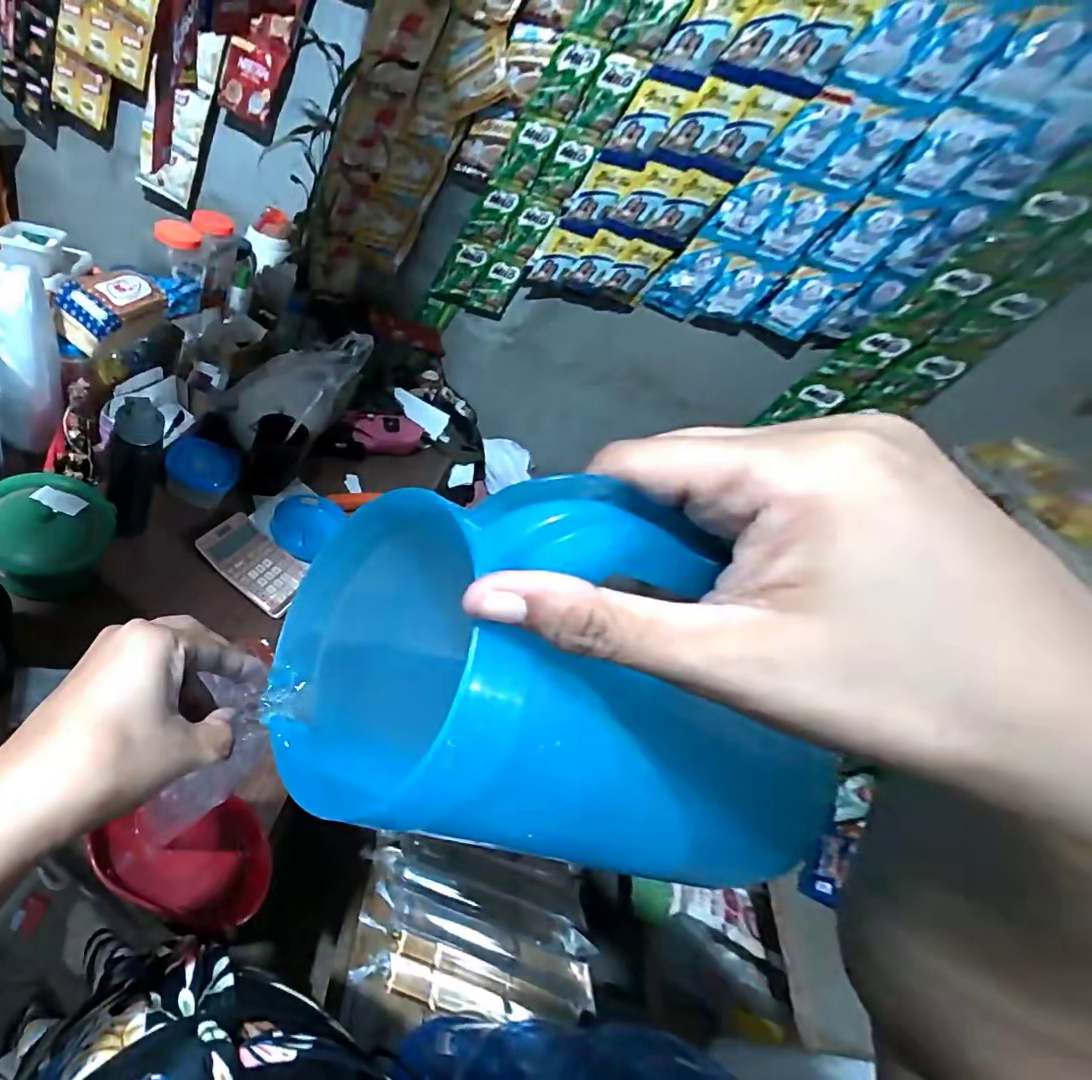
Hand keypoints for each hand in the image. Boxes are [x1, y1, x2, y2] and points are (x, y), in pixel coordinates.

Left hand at [0, 617, 265, 852]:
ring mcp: (100, 652)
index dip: (239, 665)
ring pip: (155, 660)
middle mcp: (126, 634)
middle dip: (209, 671)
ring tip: (196, 728)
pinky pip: (132, 672)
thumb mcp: (182, 750)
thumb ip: (219, 733)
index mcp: (156, 640)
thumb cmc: (121, 758)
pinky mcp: (83, 674)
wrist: (36, 783)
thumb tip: (228, 722)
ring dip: (181, 686)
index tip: (262, 680)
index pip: (211, 645)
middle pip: (182, 643)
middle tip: (231, 700)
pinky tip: (160, 727)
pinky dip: (155, 691)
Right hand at [462, 416, 1091, 829]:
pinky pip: (758, 481)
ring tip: (696, 590)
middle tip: (637, 593)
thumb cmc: (895, 696)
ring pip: (711, 472)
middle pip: (672, 463)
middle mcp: (835, 432)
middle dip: (636, 526)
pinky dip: (726, 524)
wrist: (1080, 739)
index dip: (581, 515)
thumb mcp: (725, 662)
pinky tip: (747, 574)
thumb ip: (594, 622)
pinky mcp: (885, 470)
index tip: (565, 570)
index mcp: (799, 464)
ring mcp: (869, 445)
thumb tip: (478, 596)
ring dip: (679, 527)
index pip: (632, 463)